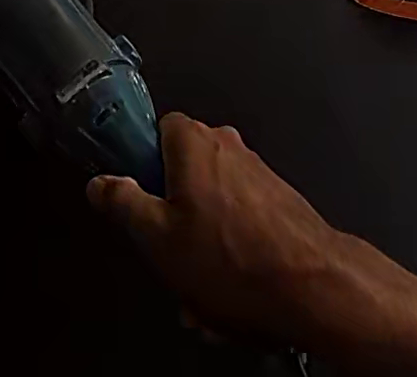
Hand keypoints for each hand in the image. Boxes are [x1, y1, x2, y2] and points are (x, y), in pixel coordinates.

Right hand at [87, 113, 348, 345]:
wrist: (314, 287)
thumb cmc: (237, 259)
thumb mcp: (158, 236)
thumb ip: (123, 203)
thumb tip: (103, 185)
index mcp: (193, 142)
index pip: (155, 128)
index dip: (140, 162)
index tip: (134, 191)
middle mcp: (227, 146)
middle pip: (182, 169)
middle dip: (172, 212)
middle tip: (168, 248)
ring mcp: (256, 173)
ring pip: (211, 201)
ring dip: (201, 239)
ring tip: (202, 286)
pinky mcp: (277, 201)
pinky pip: (238, 220)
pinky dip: (230, 248)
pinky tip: (229, 288)